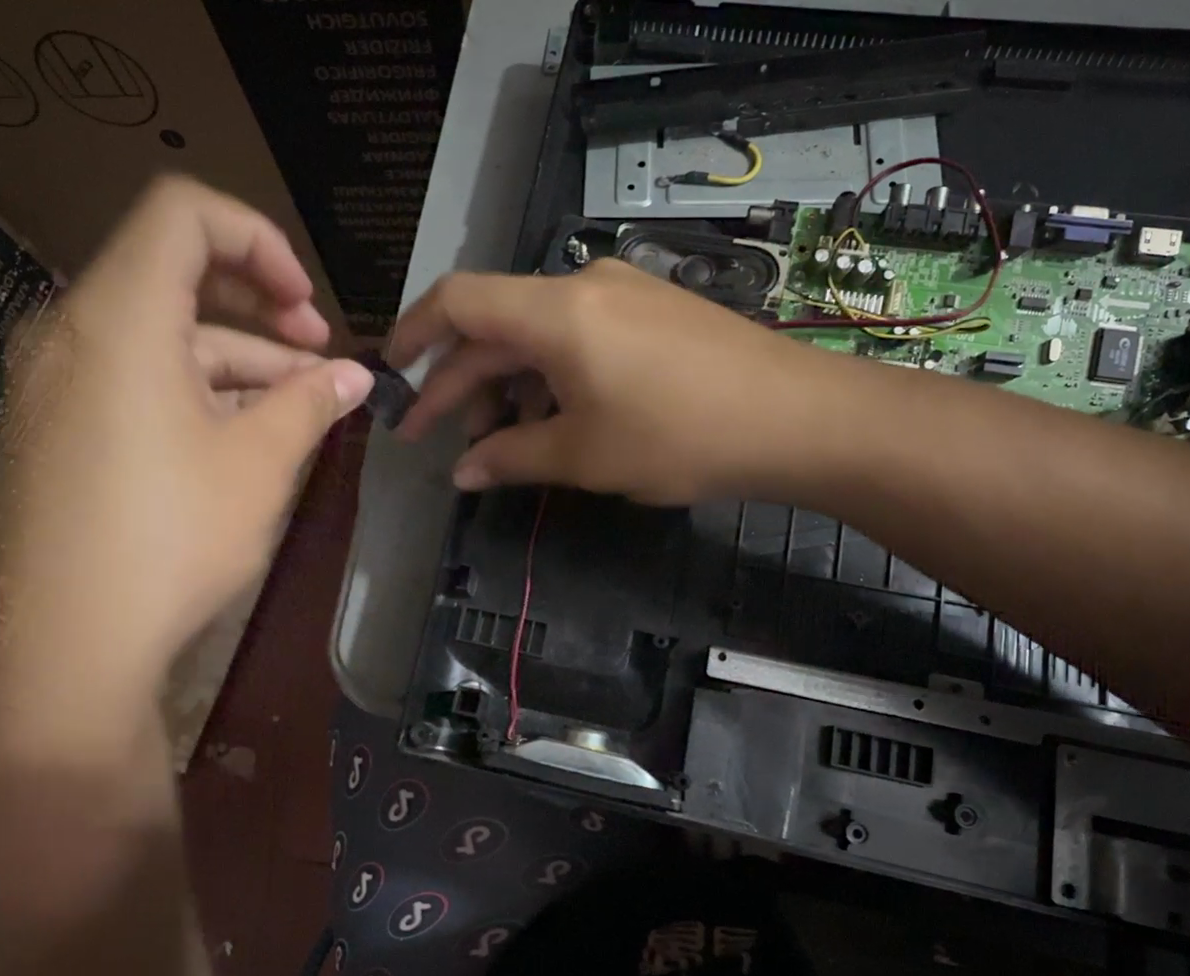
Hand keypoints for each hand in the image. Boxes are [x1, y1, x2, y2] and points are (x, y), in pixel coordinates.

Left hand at [0, 177, 371, 690]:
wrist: (66, 650)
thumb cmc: (171, 541)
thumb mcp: (259, 465)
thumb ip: (310, 403)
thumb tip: (357, 378)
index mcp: (119, 317)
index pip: (184, 214)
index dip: (259, 240)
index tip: (307, 309)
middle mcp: (72, 331)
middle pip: (174, 274)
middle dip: (259, 307)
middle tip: (319, 356)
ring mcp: (54, 383)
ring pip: (159, 337)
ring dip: (235, 361)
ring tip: (300, 409)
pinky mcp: (54, 429)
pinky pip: (130, 379)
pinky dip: (192, 391)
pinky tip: (242, 437)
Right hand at [390, 258, 858, 504]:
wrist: (798, 418)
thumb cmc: (680, 436)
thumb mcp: (583, 455)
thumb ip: (510, 458)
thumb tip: (460, 474)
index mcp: (554, 312)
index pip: (457, 300)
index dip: (413, 334)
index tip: (391, 377)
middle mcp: (582, 286)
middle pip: (494, 325)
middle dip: (458, 382)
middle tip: (436, 440)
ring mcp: (622, 294)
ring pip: (537, 334)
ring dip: (506, 385)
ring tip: (498, 443)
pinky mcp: (652, 311)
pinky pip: (578, 337)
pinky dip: (550, 376)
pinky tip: (552, 420)